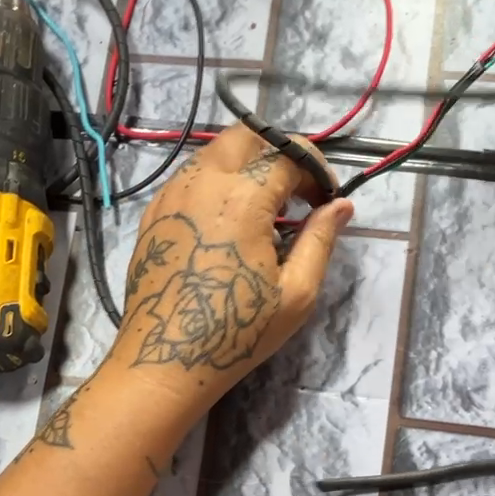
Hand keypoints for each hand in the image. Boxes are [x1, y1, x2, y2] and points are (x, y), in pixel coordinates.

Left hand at [95, 125, 352, 425]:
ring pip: (212, 155)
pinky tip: (226, 225)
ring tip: (263, 209)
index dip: (316, 170)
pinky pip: (188, 180)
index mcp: (242, 198)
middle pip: (244, 137)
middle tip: (295, 191)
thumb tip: (341, 206)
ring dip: (244, 166)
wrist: (165, 358)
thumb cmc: (236, 331)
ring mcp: (170, 197)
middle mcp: (202, 183)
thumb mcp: (294, 293)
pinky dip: (215, 185)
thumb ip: (320, 240)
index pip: (288, 154)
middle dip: (277, 152)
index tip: (325, 199)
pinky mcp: (153, 216)